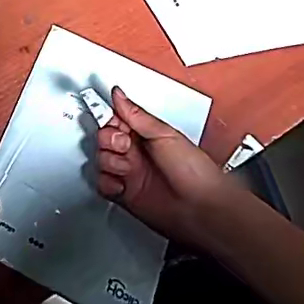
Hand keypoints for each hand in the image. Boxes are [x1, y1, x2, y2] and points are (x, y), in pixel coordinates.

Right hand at [95, 86, 233, 246]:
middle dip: (109, 139)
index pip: (117, 119)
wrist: (201, 208)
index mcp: (146, 133)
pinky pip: (103, 184)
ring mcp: (130, 173)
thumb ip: (137, 115)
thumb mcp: (165, 134)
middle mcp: (136, 152)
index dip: (108, 116)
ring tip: (128, 166)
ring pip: (101, 160)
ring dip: (110, 161)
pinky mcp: (125, 195)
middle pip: (104, 138)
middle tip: (124, 145)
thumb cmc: (194, 170)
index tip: (103, 113)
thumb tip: (119, 95)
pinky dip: (108, 183)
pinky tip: (123, 183)